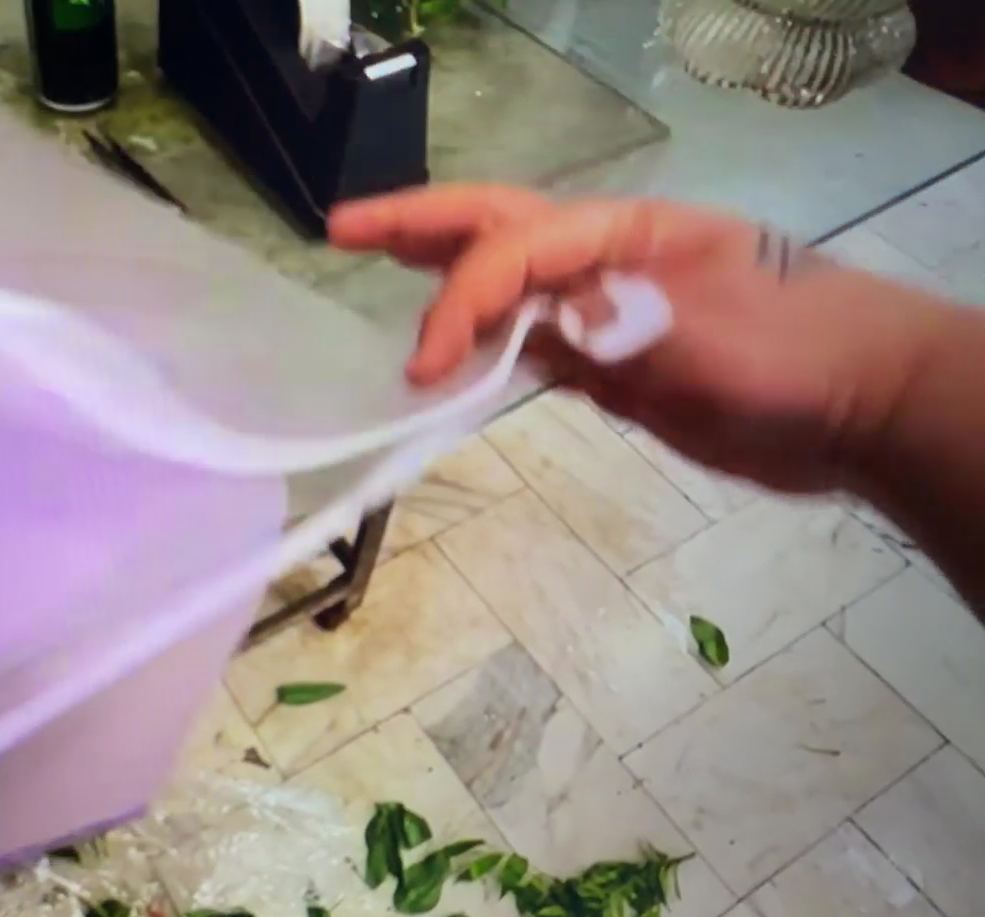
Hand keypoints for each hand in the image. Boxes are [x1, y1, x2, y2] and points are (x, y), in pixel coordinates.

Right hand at [327, 185, 956, 495]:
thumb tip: (530, 325)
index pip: (513, 253)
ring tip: (372, 256)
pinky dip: (465, 335)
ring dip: (430, 263)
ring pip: (493, 273)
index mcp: (627, 233)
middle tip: (341, 230)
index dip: (458, 304)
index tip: (423, 372)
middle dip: (412, 224)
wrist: (857, 411)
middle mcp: (598, 257)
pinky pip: (510, 335)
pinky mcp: (589, 352)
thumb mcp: (710, 335)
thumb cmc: (800, 360)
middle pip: (489, 226)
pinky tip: (437, 345)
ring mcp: (591, 303)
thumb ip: (614, 319)